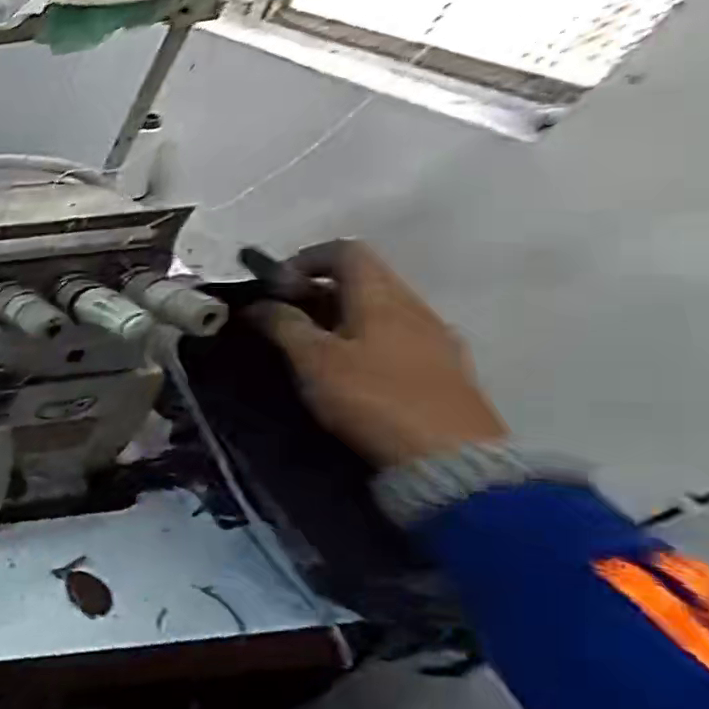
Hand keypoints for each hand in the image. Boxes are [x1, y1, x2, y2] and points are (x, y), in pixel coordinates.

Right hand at [248, 240, 507, 468]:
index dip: (304, 260)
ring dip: (340, 319)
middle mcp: (414, 306)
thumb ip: (283, 325)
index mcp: (382, 295)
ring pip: (379, 310)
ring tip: (312, 351)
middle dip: (316, 293)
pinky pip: (397, 337)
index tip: (275, 290)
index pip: (344, 251)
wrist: (449, 458)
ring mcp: (436, 337)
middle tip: (283, 323)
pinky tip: (352, 374)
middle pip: (362, 279)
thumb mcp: (313, 361)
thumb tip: (258, 303)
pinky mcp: (445, 369)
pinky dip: (365, 341)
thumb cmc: (371, 398)